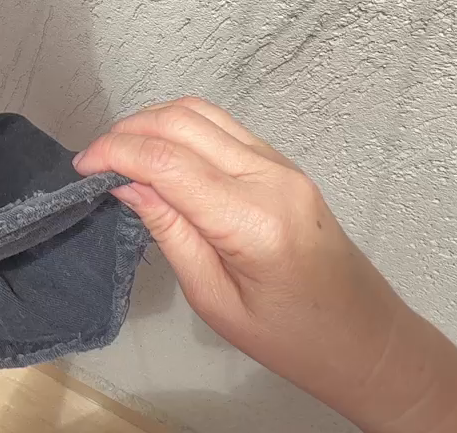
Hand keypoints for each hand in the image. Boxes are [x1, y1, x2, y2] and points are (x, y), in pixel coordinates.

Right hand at [76, 97, 456, 432]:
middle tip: (96, 161)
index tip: (82, 167)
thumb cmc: (293, 341)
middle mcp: (268, 176)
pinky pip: (217, 122)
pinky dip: (176, 125)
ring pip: (196, 111)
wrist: (374, 345)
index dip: (114, 153)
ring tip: (122, 153)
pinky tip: (158, 151)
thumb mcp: (215, 302)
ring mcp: (279, 163)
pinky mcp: (280, 161)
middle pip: (178, 121)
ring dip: (149, 122)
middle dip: (126, 132)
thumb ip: (169, 234)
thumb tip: (126, 184)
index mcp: (253, 221)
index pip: (166, 161)